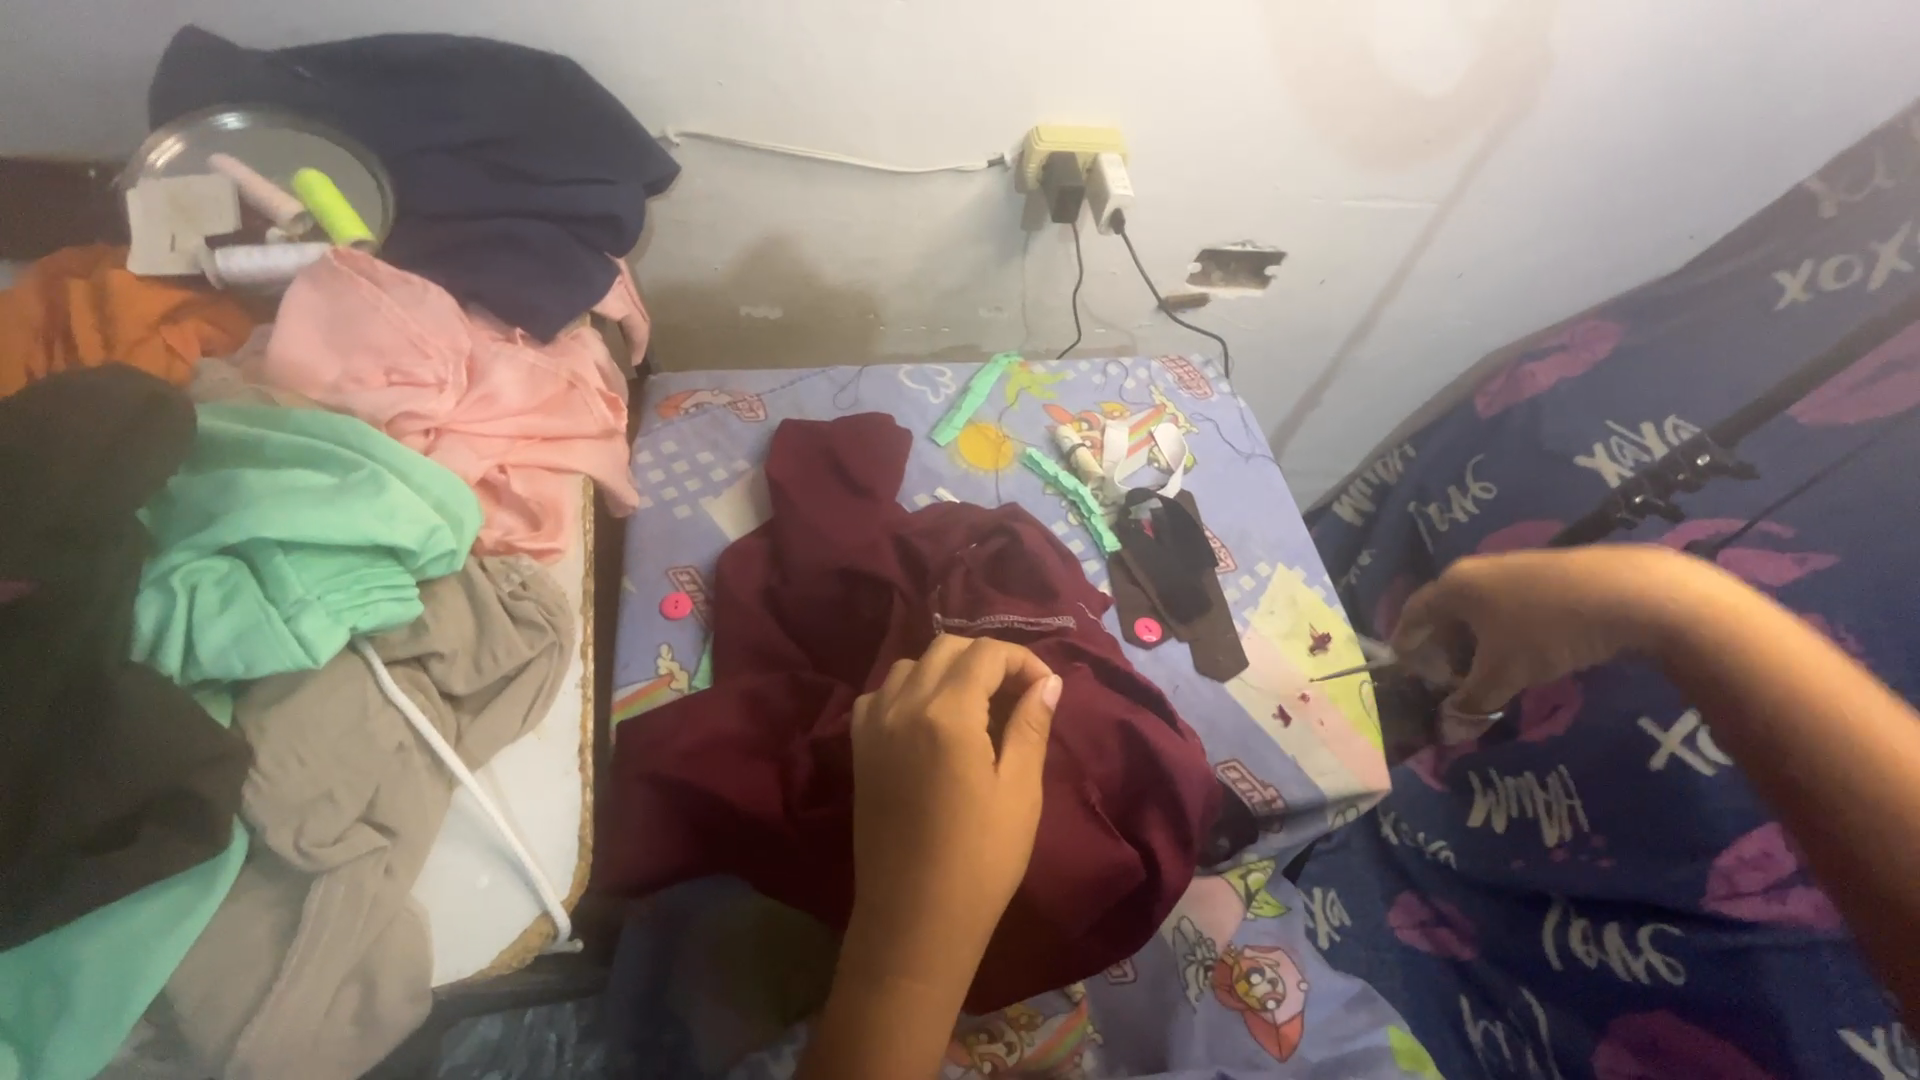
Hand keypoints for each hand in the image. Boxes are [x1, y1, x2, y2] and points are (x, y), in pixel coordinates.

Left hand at [847, 635, 1060, 966]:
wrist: (914, 919)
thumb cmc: (980, 860)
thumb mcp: (1020, 791)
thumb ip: (1031, 725)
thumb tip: (1048, 682)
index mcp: (945, 712)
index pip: (986, 653)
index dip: (1023, 660)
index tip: (1045, 689)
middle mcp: (902, 704)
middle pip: (947, 648)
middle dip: (988, 659)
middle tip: (1018, 694)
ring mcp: (873, 724)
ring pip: (911, 664)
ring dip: (948, 669)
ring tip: (978, 705)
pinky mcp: (859, 747)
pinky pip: (883, 693)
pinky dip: (911, 689)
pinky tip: (931, 720)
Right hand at [1391, 545, 1725, 715]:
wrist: (1637, 593)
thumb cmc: (1549, 630)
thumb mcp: (1505, 673)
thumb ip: (1472, 701)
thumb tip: (1447, 732)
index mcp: (1453, 586)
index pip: (1412, 614)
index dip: (1404, 642)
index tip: (1402, 667)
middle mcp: (1475, 571)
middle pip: (1444, 609)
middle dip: (1440, 643)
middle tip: (1445, 676)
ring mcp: (1513, 567)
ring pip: (1479, 606)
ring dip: (1474, 637)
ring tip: (1485, 667)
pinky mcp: (1549, 572)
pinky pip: (1509, 602)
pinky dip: (1504, 627)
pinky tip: (1525, 649)